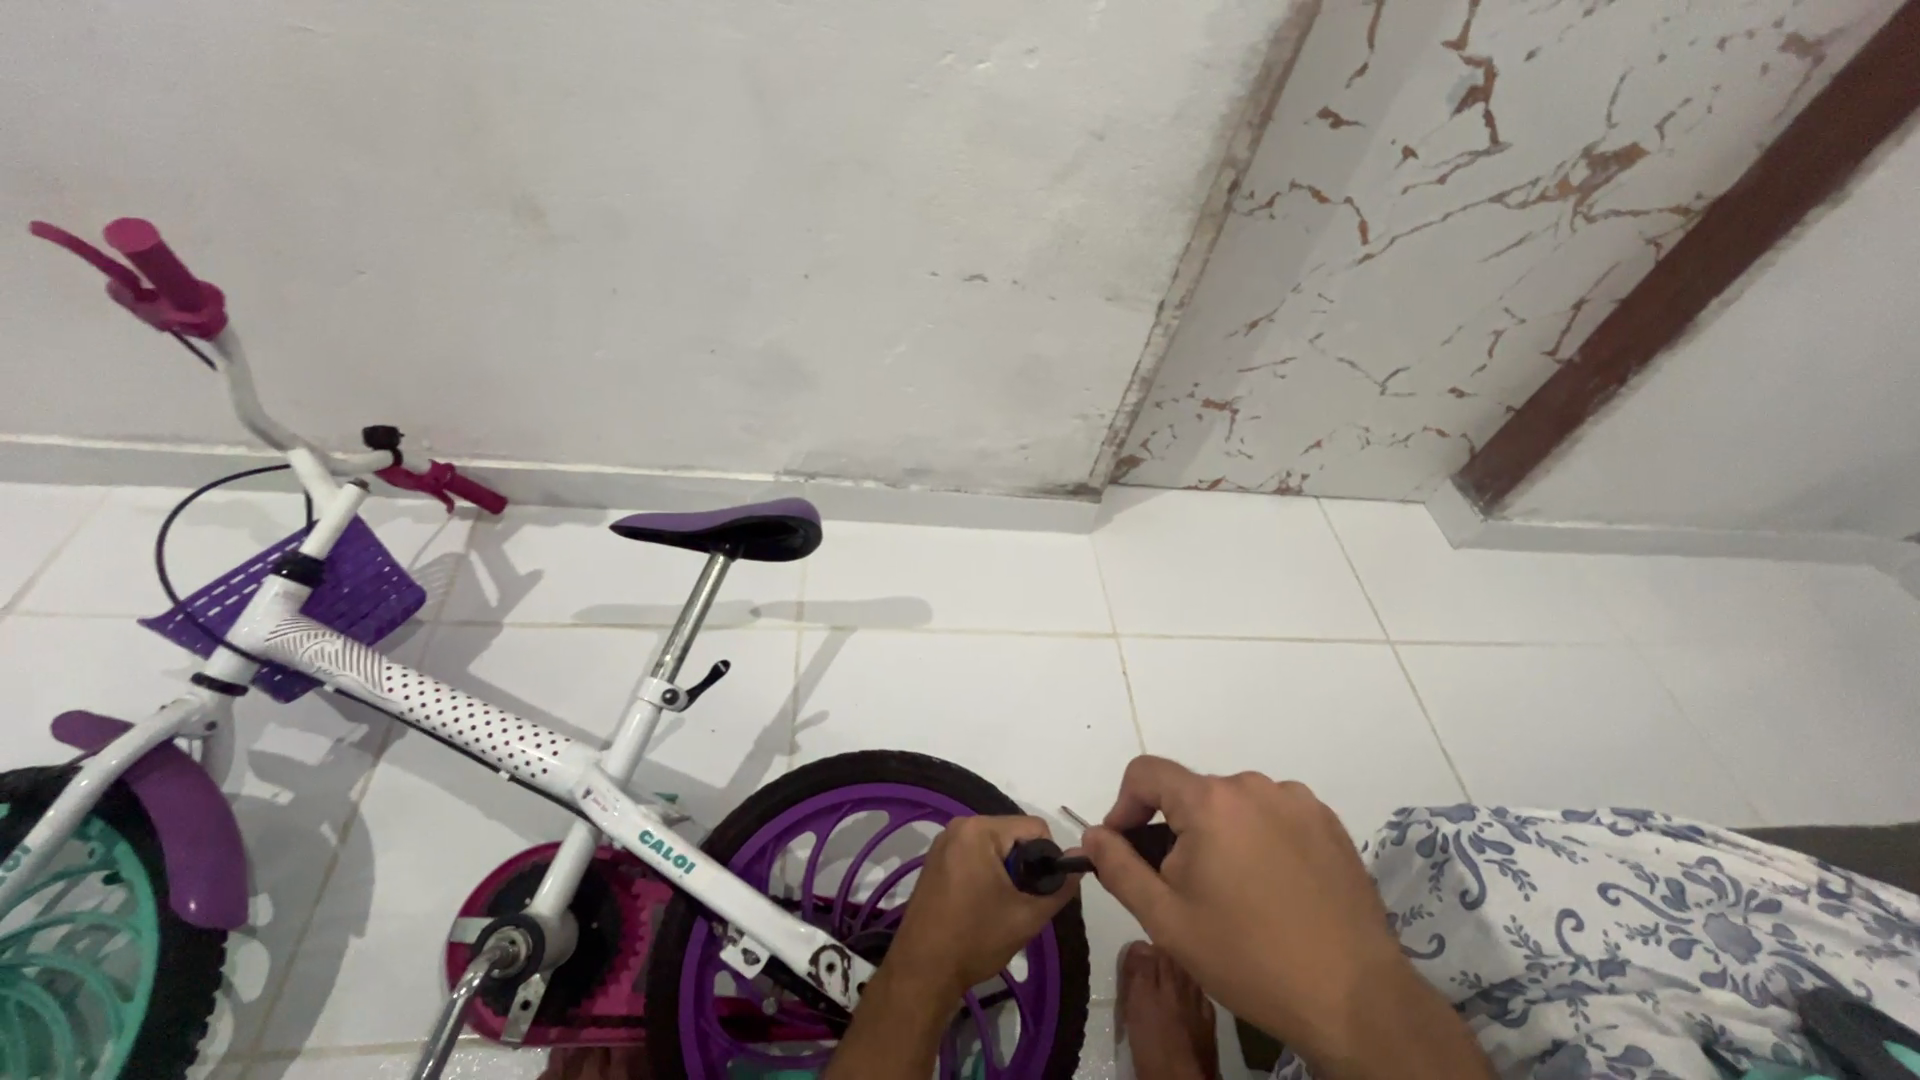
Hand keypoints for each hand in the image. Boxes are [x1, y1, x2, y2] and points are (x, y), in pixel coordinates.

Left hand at [887, 814, 1079, 995]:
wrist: (922, 971)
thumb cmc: (975, 939)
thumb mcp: (1027, 916)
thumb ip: (1060, 887)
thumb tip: (1079, 864)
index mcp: (979, 830)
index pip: (1035, 828)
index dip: (1048, 858)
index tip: (1042, 891)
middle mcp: (959, 826)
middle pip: (1014, 835)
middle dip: (1026, 865)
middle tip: (1022, 903)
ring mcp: (944, 843)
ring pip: (995, 846)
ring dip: (1007, 871)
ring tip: (1003, 906)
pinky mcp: (936, 860)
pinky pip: (976, 855)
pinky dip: (988, 873)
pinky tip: (984, 904)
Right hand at [1083, 757, 1490, 1078]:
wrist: (1354, 998)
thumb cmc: (1248, 957)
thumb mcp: (1166, 920)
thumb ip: (1119, 867)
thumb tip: (1092, 834)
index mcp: (1210, 801)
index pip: (1146, 773)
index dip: (1123, 806)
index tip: (1124, 849)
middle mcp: (1255, 786)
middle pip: (1192, 792)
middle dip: (1175, 830)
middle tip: (1182, 890)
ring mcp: (1299, 802)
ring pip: (1234, 806)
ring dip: (1219, 836)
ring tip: (1232, 895)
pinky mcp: (1331, 824)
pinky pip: (1274, 817)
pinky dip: (1259, 841)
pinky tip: (1272, 891)